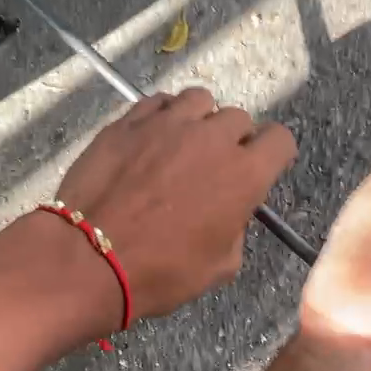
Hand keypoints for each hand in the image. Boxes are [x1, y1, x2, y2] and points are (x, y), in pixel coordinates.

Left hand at [54, 89, 296, 317]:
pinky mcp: (129, 121)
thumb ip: (235, 228)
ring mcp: (167, 123)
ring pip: (198, 99)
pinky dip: (161, 114)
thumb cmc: (160, 271)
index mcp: (244, 174)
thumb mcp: (219, 266)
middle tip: (213, 165)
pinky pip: (157, 102)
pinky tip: (150, 136)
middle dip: (233, 139)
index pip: (280, 139)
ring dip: (199, 119)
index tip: (260, 167)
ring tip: (182, 143)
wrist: (90, 256)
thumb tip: (229, 212)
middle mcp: (211, 138)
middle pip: (239, 118)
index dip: (273, 154)